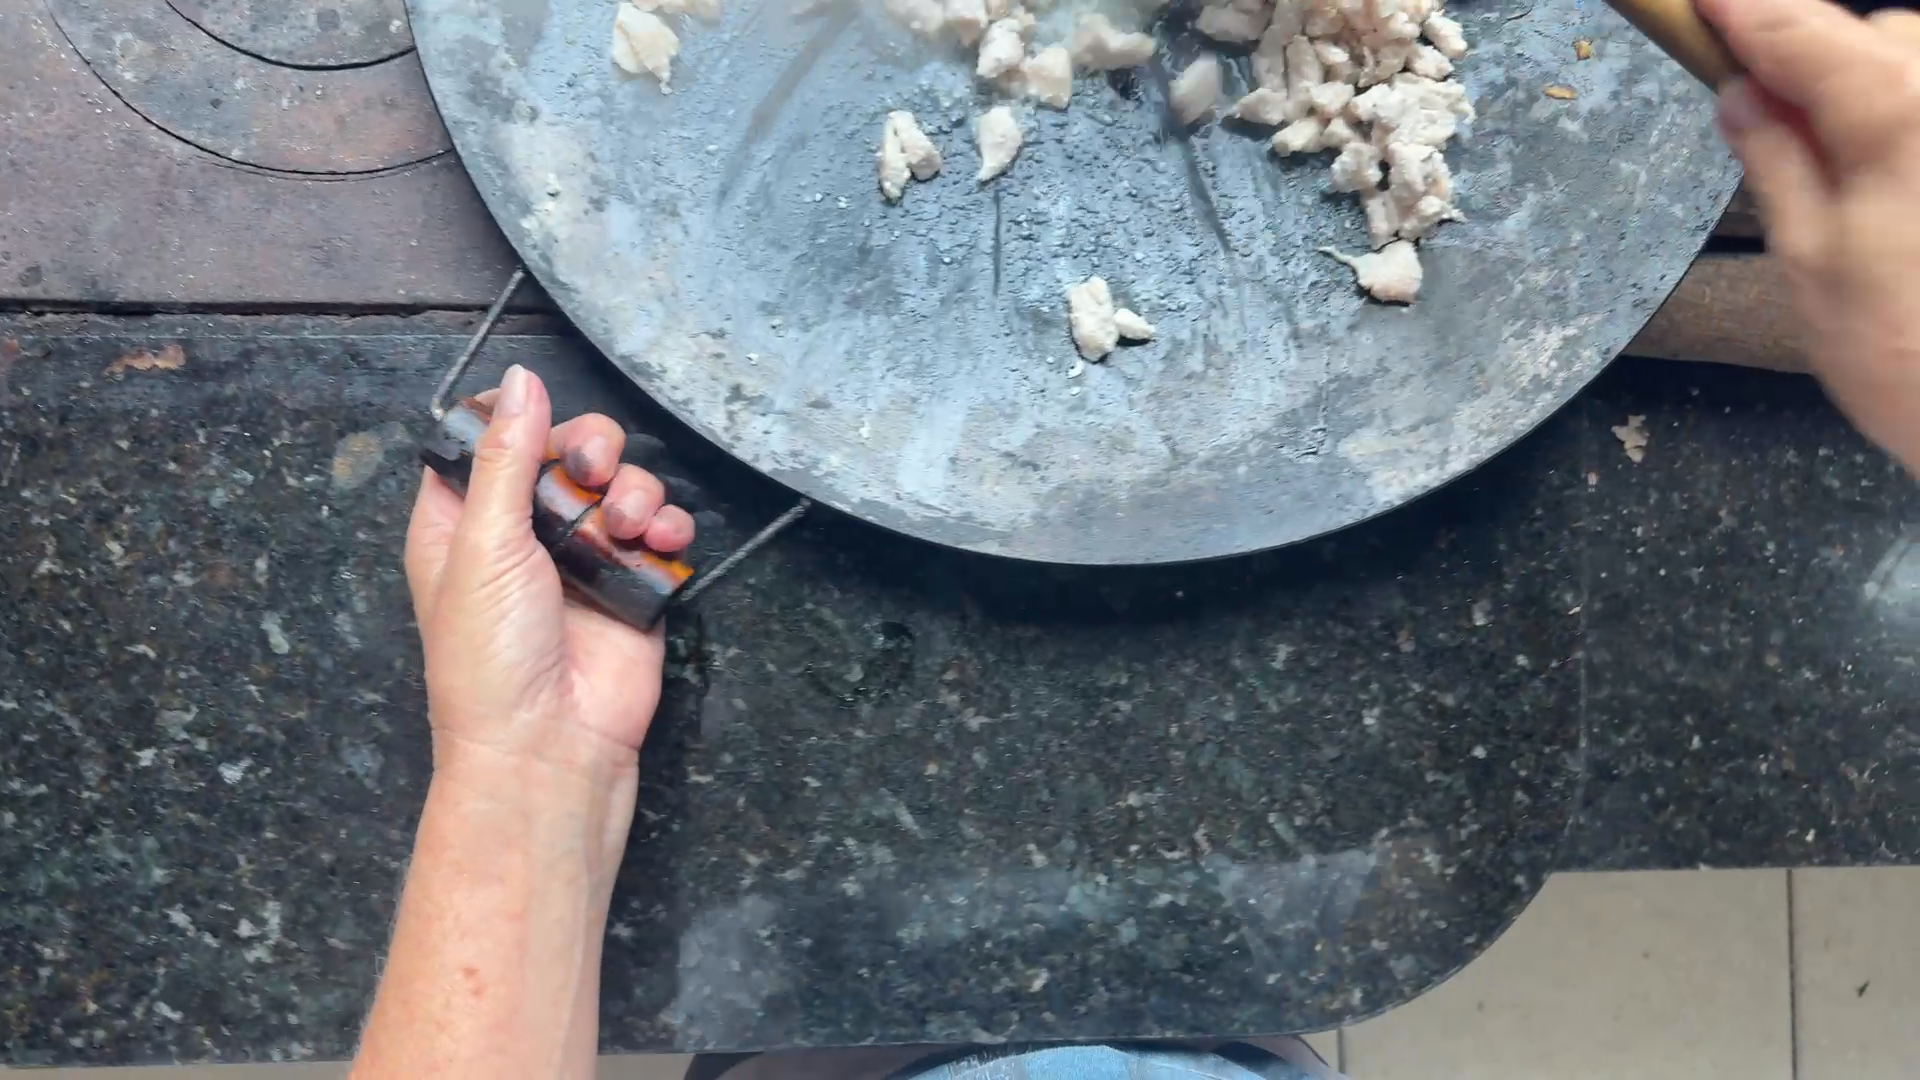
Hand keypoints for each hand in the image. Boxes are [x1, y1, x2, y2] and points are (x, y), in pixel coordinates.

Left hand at [404, 364, 696, 779]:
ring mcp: (590, 552)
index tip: (542, 413)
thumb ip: (509, 460)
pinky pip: (663, 527)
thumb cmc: (492, 649)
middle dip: (592, 450)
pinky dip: (668, 524)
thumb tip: (522, 378)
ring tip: (626, 527)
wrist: (554, 737)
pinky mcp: (638, 576)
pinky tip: (658, 540)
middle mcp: (532, 527)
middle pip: (571, 450)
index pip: (493, 439)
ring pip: (626, 483)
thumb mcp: (485, 547)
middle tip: (593, 472)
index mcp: (470, 517)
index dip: (519, 417)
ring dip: (635, 491)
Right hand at [1699, 0, 1919, 470]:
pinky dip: (1901, 104)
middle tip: (1758, 104)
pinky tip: (1881, 155)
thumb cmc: (1899, 347)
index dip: (1757, 14)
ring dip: (1868, 77)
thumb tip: (1738, 94)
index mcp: (1907, 133)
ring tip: (1831, 144)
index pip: (1819, 44)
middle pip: (1888, 33)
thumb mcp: (1811, 261)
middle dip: (1820, 53)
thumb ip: (1780, 164)